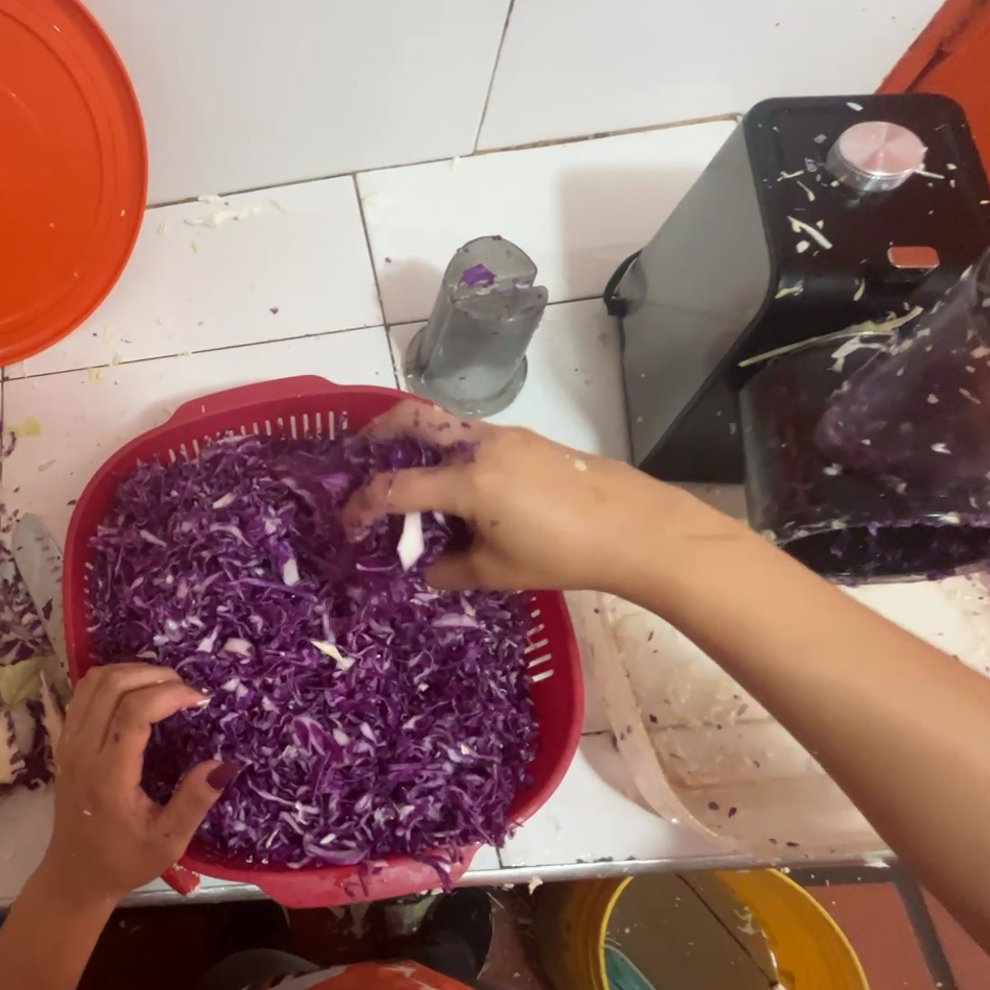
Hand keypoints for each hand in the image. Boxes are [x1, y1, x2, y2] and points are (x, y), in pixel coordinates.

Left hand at [32, 664, 235, 908]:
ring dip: (130, 671)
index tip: (199, 699)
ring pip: (93, 682)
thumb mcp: (168, 842)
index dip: (169, 694)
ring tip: (163, 684)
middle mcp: (83, 751)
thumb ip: (194, 802)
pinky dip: (110, 680)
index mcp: (109, 775)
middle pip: (112, 686)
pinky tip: (134, 691)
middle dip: (153, 675)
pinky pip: (82, 693)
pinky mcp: (64, 740)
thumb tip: (223, 764)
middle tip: (184, 688)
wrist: (75, 874)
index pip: (133, 712)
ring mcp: (68, 742)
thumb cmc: (124, 860)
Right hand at [342, 401, 753, 599]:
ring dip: (415, 442)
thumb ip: (447, 570)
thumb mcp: (496, 572)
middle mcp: (481, 446)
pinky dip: (448, 451)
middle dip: (378, 431)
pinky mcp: (526, 439)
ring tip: (408, 474)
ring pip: (444, 424)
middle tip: (362, 453)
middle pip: (413, 417)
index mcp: (468, 482)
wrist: (639, 529)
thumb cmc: (564, 554)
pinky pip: (471, 436)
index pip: (395, 487)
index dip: (363, 506)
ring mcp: (506, 436)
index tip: (349, 525)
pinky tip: (458, 485)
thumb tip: (424, 568)